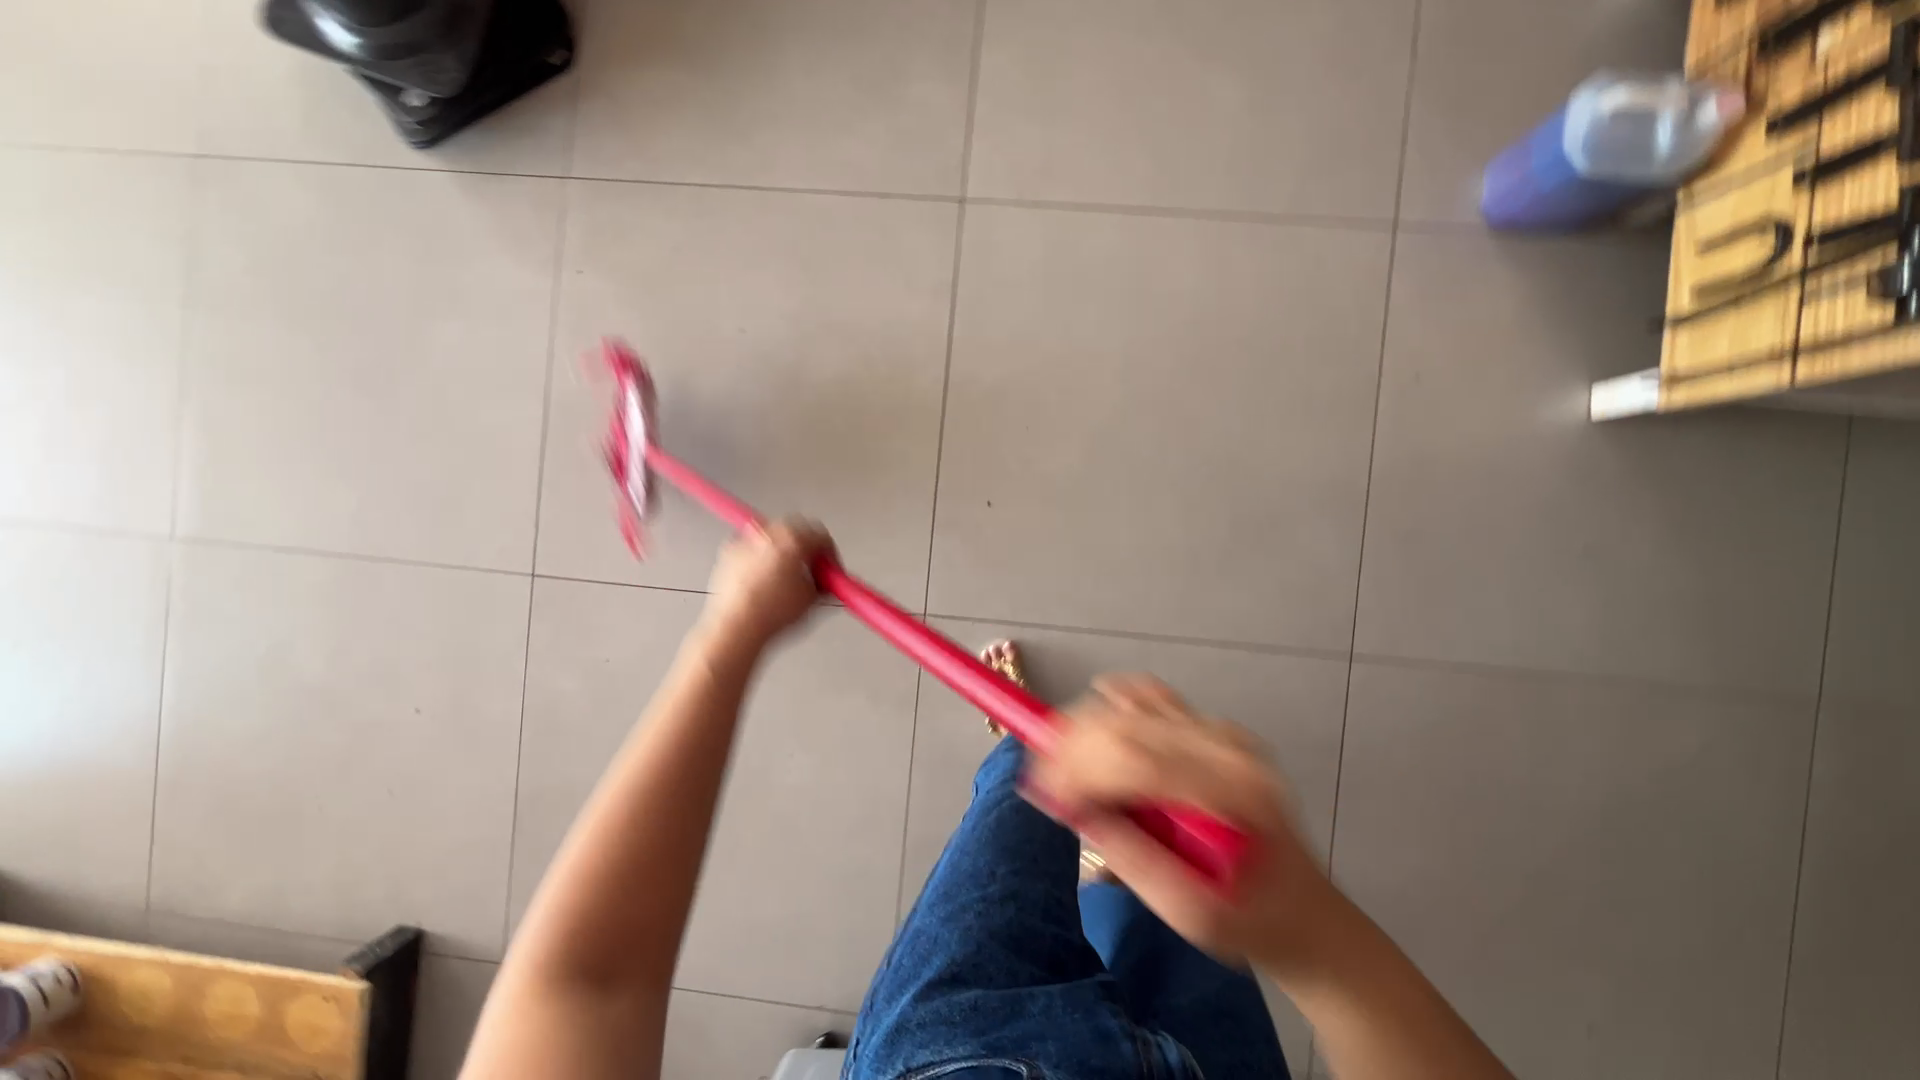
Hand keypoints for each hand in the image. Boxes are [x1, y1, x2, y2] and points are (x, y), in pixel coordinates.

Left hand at [701, 518, 834, 644]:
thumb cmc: (769, 613)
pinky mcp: (729, 551)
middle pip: (796, 529)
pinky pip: (751, 546)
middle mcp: (770, 533)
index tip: (829, 569)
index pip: (822, 536)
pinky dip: (759, 556)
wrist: (736, 626)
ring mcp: (747, 540)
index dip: (830, 555)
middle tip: (810, 569)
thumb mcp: (810, 600)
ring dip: (782, 549)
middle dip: (806, 547)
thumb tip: (822, 583)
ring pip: (772, 535)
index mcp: (794, 540)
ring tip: (784, 575)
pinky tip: (762, 578)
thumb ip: (822, 584)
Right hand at [1021, 675, 1349, 974]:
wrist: (1305, 912)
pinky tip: (1096, 733)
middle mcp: (1231, 752)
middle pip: (1131, 723)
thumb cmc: (1247, 921)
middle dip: (1073, 742)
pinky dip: (1115, 709)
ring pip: (1137, 704)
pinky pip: (1154, 701)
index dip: (1078, 766)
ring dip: (1089, 724)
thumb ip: (1129, 855)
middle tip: (1040, 775)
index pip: (1136, 760)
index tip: (1037, 786)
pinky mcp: (1221, 732)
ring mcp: (1228, 736)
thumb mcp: (1184, 911)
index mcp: (1229, 798)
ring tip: (1062, 759)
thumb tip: (1068, 806)